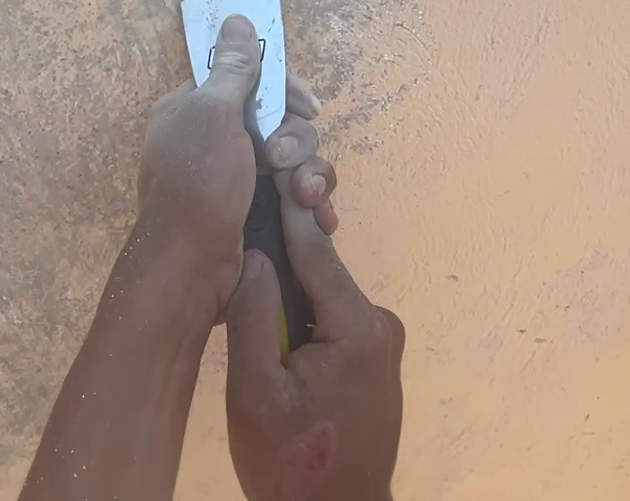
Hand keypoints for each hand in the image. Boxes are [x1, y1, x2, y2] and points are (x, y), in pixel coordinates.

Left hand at [137, 15, 336, 314]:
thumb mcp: (213, 115)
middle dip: (296, 141)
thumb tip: (238, 17)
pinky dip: (311, 204)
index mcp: (197, 107)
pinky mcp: (257, 209)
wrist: (191, 269)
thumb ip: (233, 69)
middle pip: (281, 119)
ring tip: (306, 200)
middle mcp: (218, 137)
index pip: (252, 79)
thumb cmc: (198, 183)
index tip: (307, 105)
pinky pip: (296, 194)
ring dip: (310, 175)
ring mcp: (239, 176)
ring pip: (295, 158)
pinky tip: (319, 218)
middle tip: (284, 163)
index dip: (285, 90)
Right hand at [224, 185, 403, 500]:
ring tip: (253, 284)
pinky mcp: (377, 361)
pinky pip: (334, 319)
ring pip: (326, 295)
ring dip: (292, 290)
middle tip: (245, 235)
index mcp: (358, 328)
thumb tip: (256, 254)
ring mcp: (384, 345)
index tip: (270, 169)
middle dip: (284, 255)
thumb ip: (253, 314)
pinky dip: (306, 314)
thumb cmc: (291, 461)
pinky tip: (278, 325)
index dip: (289, 212)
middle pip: (321, 271)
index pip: (316, 252)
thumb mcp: (255, 390)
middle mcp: (381, 326)